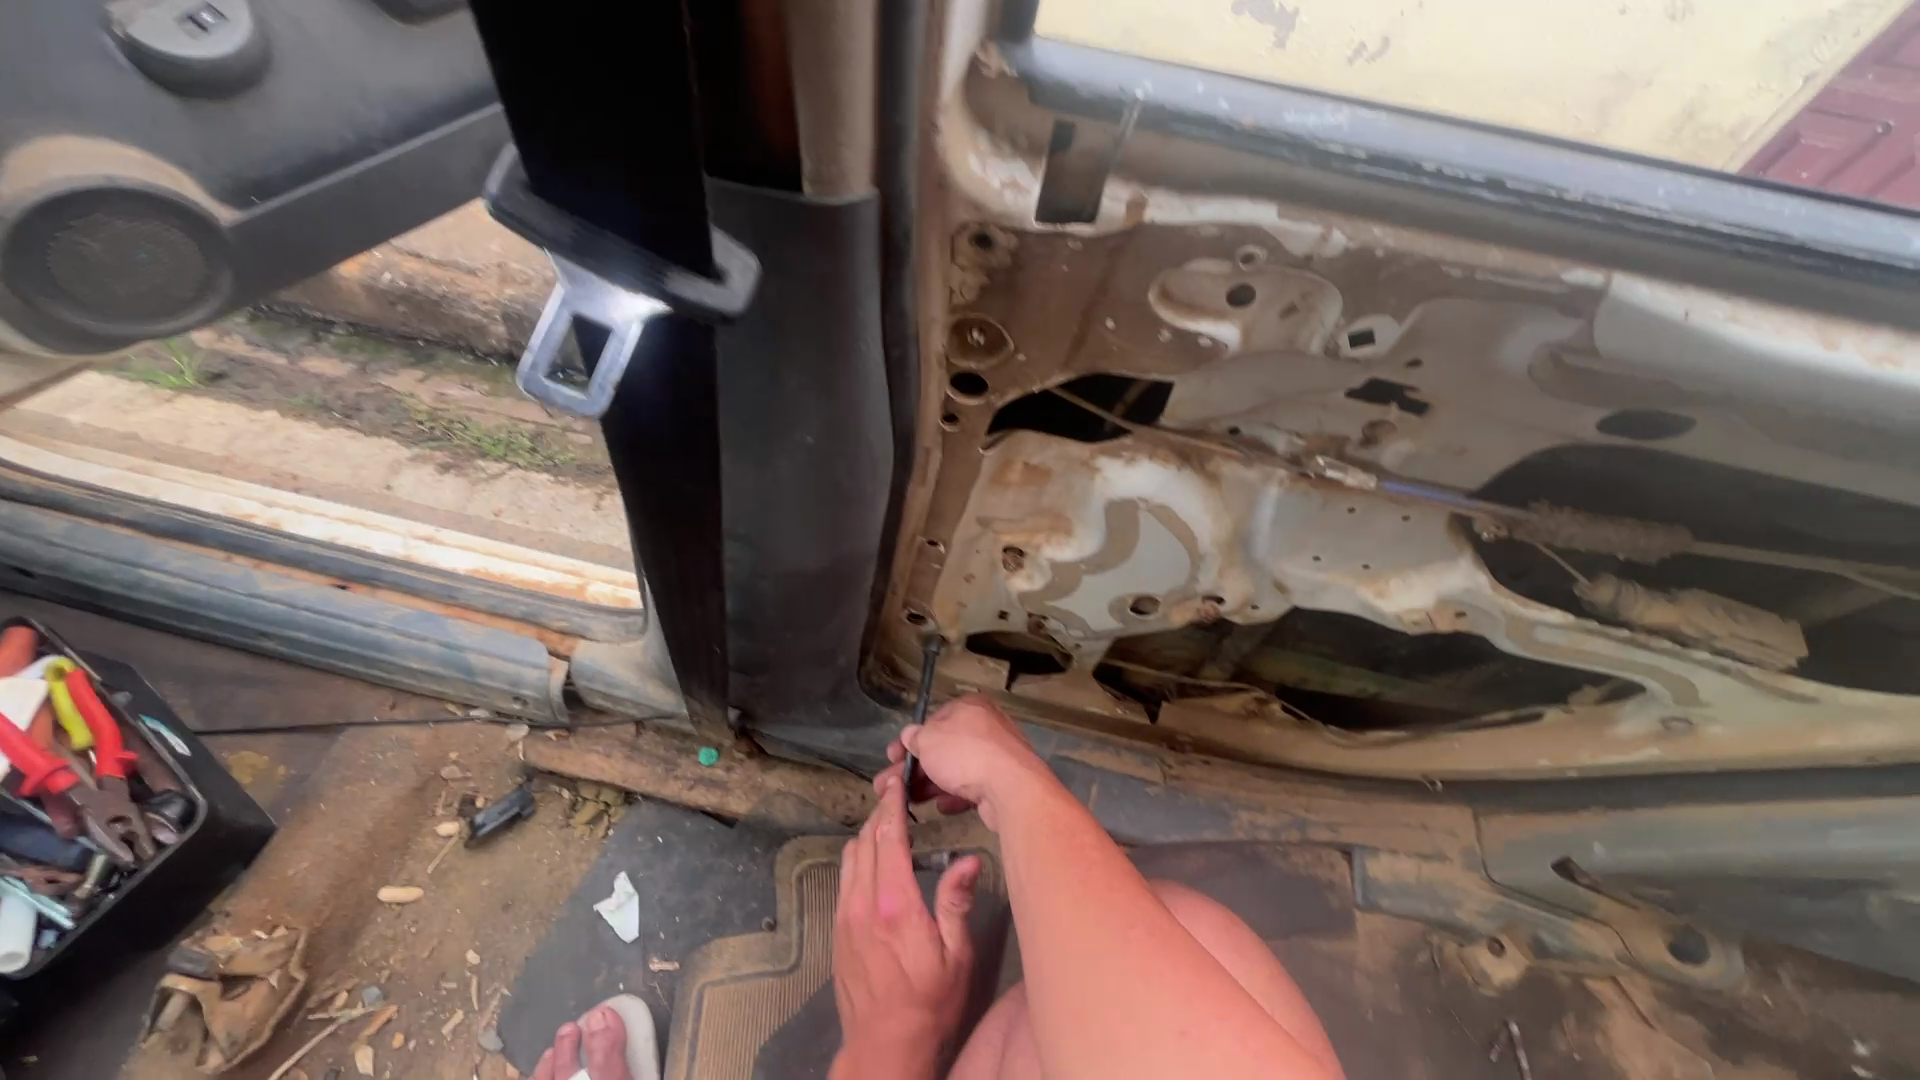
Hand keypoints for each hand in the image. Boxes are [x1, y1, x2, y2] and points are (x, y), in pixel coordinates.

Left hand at [831, 774, 981, 1079]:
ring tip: (890, 820)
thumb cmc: (929, 1003)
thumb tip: (970, 859)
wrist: (883, 1047)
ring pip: (851, 854)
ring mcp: (845, 914)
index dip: (893, 804)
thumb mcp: (956, 956)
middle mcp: (863, 902)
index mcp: (894, 904)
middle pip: (866, 838)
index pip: (889, 837)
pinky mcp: (837, 928)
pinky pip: (844, 876)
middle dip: (881, 810)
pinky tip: (875, 858)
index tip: (899, 781)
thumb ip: (957, 902)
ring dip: (868, 832)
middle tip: (897, 790)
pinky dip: (859, 856)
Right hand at [889, 695, 1059, 831]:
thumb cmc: (965, 754)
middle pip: (944, 747)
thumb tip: (909, 735)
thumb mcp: (928, 739)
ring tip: (909, 800)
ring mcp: (996, 755)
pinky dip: (955, 795)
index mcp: (970, 707)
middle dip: (916, 767)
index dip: (911, 739)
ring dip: (931, 784)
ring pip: (956, 769)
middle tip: (893, 784)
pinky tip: (942, 806)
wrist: (1009, 788)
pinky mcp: (1002, 782)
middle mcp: (986, 726)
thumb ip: (915, 737)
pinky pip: (972, 787)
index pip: (935, 719)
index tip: (894, 757)